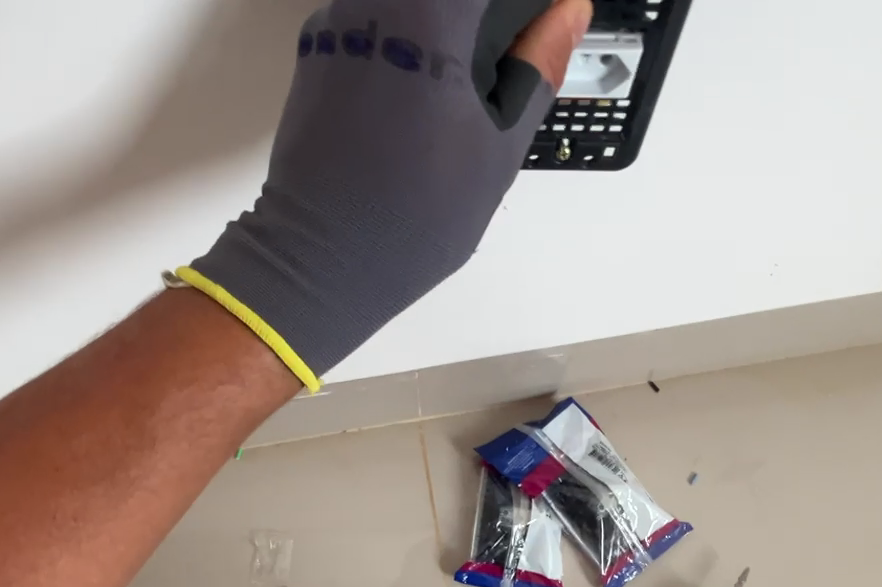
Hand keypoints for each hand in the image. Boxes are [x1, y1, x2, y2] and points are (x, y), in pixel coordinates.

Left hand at [183, 0, 593, 388]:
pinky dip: (407, 35)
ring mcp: (334, 22)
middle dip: (480, 20)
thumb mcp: (495, 155)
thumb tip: (568, 10)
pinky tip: (417, 96)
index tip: (536, 30)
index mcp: (428, 13)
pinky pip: (373, 15)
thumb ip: (537, 69)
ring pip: (405, 3)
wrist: (318, 265)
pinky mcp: (312, 53)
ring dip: (445, 27)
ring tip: (461, 85)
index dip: (518, 8)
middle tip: (501, 64)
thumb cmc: (416, 221)